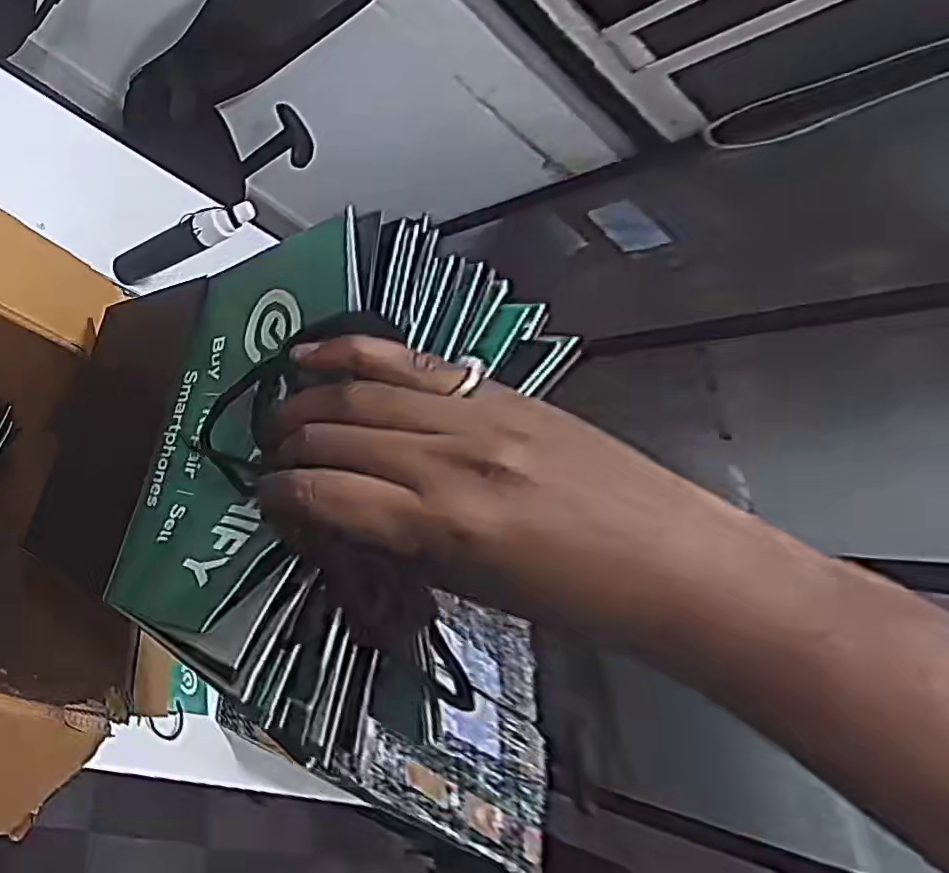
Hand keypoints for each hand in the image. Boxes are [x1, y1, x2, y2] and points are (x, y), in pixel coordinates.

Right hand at [256, 336, 769, 644]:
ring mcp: (473, 415)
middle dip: (284, 448)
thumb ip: (386, 538)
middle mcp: (450, 460)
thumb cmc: (575, 599)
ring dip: (300, 404)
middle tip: (267, 458)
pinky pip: (403, 358)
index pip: (326, 494)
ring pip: (355, 395)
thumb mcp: (465, 585)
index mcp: (445, 524)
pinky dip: (345, 352)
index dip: (279, 493)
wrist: (687, 568)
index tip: (264, 496)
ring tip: (277, 418)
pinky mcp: (493, 389)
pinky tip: (304, 353)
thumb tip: (321, 510)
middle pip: (332, 437)